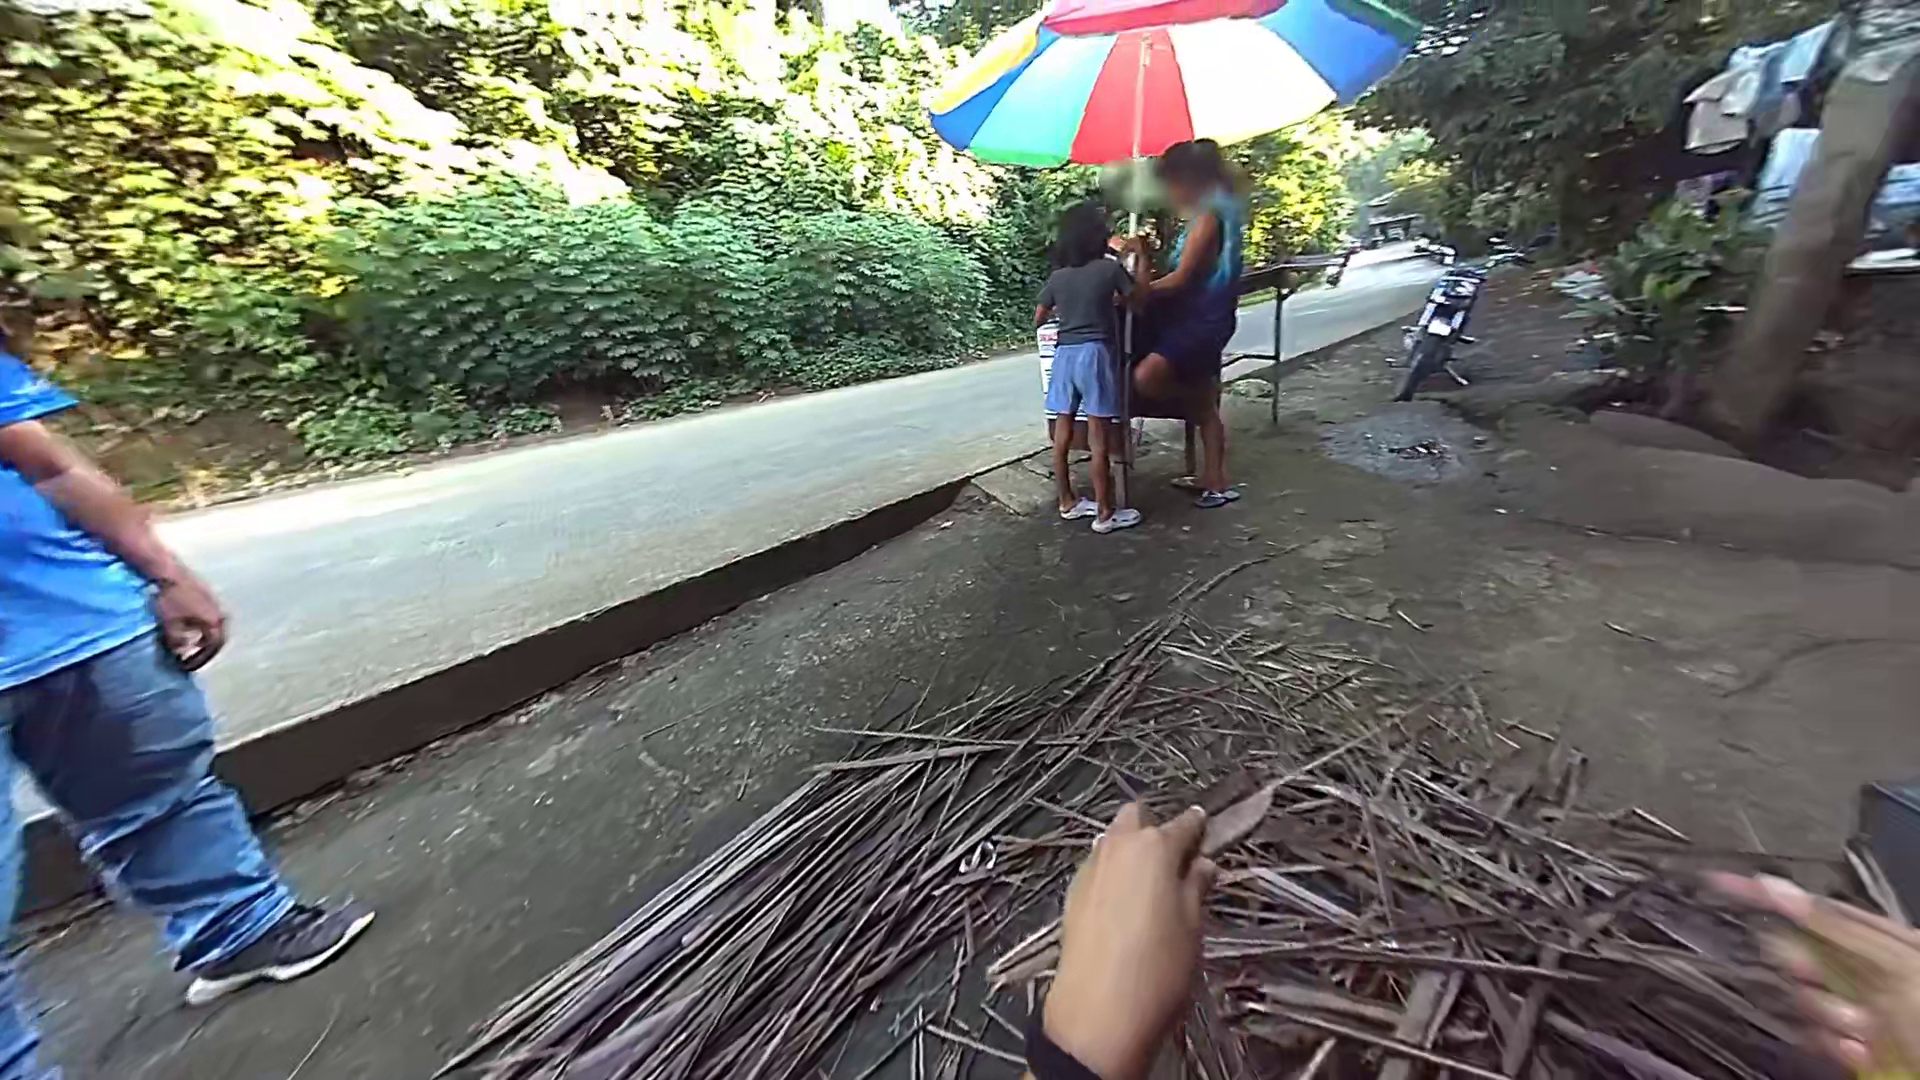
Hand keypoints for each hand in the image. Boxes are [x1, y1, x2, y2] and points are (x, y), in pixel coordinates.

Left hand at [153, 573, 226, 669]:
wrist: (166, 572)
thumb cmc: (168, 599)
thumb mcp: (169, 624)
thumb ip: (177, 640)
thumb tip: (180, 652)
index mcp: (215, 623)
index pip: (214, 646)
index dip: (201, 659)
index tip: (186, 668)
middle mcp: (220, 614)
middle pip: (216, 636)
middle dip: (204, 648)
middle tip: (188, 657)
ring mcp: (214, 604)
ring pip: (212, 625)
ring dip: (201, 635)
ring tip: (185, 642)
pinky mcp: (205, 596)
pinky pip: (206, 616)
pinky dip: (197, 625)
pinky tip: (183, 624)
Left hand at [1044, 804, 1216, 1079]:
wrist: (1098, 1007)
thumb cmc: (1158, 967)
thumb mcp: (1192, 928)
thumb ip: (1196, 887)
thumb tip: (1202, 864)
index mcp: (1154, 848)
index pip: (1182, 825)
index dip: (1196, 824)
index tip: (1203, 822)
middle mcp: (1119, 844)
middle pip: (1136, 817)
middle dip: (1154, 825)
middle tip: (1173, 852)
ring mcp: (1093, 863)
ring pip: (1114, 837)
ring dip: (1130, 844)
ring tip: (1149, 875)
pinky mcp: (1074, 885)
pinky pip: (1099, 862)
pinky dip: (1113, 867)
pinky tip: (1123, 895)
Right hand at [1707, 871, 1919, 1070]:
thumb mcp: (1898, 968)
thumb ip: (1832, 924)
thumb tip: (1766, 883)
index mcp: (1892, 947)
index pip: (1810, 905)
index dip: (1763, 894)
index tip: (1713, 879)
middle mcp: (1873, 975)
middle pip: (1794, 949)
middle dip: (1797, 964)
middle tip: (1810, 974)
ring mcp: (1862, 1010)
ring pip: (1796, 990)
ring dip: (1817, 1007)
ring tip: (1853, 1025)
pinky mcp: (1848, 1043)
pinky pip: (1807, 1029)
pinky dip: (1825, 1039)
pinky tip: (1852, 1046)